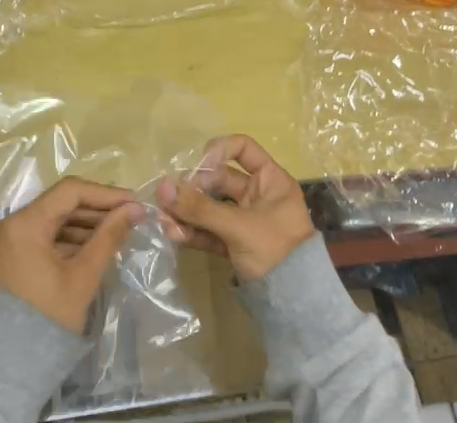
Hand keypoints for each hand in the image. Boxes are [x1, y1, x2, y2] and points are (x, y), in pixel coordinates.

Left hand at [0, 176, 144, 332]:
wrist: (2, 370)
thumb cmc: (46, 321)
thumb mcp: (82, 277)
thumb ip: (108, 237)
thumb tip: (134, 209)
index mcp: (22, 224)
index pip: (69, 191)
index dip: (105, 194)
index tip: (133, 202)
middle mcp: (6, 224)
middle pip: (57, 205)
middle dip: (95, 210)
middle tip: (128, 218)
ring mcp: (0, 241)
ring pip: (47, 221)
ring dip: (80, 225)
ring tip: (113, 234)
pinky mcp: (0, 257)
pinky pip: (36, 237)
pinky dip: (61, 240)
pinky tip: (87, 248)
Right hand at [156, 134, 314, 281]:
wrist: (294, 306)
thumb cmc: (275, 251)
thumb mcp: (238, 227)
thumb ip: (200, 208)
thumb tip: (162, 186)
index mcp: (271, 180)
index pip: (243, 149)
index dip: (217, 152)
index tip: (197, 167)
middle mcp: (258, 195)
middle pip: (219, 179)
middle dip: (192, 188)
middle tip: (168, 199)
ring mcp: (245, 220)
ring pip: (211, 207)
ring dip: (188, 212)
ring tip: (164, 219)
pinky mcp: (234, 244)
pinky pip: (210, 230)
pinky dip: (193, 231)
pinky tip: (173, 234)